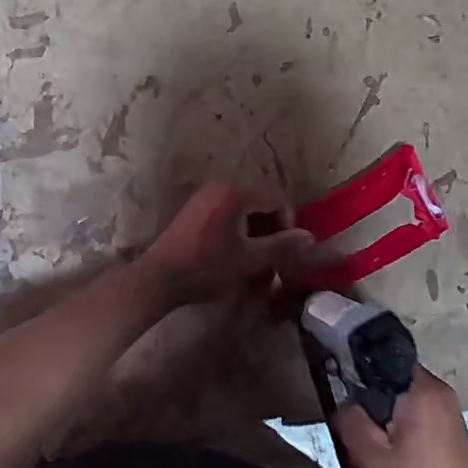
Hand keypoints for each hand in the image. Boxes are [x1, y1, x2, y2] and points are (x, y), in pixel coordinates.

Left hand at [137, 183, 312, 306]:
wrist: (157, 280)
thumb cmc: (206, 267)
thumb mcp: (249, 259)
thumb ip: (281, 246)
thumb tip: (310, 237)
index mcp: (236, 193)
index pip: (277, 199)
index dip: (288, 224)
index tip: (288, 250)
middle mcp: (220, 187)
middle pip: (261, 202)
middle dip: (273, 229)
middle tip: (275, 256)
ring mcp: (204, 198)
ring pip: (244, 210)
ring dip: (256, 232)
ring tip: (257, 258)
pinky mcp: (193, 211)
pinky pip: (227, 214)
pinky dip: (239, 231)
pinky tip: (236, 254)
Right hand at [329, 366, 467, 467]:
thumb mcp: (373, 460)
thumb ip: (351, 422)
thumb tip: (343, 403)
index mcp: (424, 390)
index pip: (382, 362)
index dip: (356, 381)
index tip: (342, 409)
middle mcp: (439, 395)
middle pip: (388, 393)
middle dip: (365, 422)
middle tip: (352, 458)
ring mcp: (448, 417)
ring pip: (398, 416)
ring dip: (377, 442)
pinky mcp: (450, 439)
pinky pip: (413, 431)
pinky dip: (396, 450)